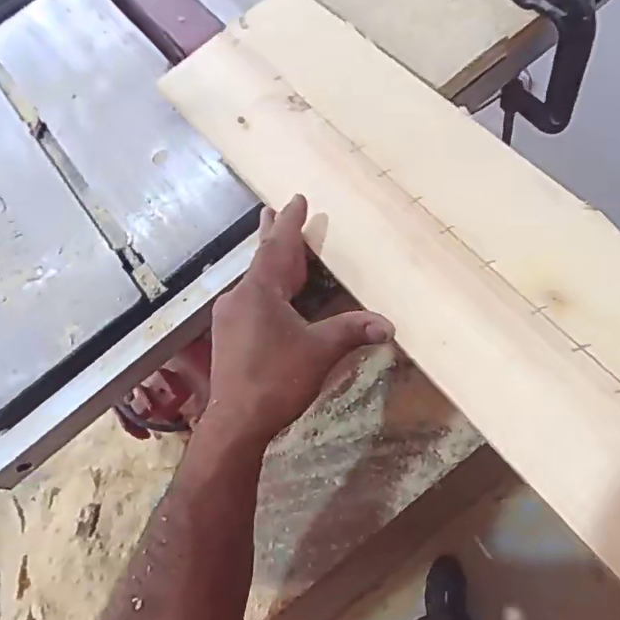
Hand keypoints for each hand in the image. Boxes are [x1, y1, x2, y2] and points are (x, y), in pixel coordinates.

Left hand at [202, 196, 393, 444]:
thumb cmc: (277, 378)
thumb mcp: (321, 351)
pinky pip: (252, 300)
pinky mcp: (231, 337)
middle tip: (273, 211)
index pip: (278, 248)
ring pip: (256, 281)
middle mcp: (240, 298)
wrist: (237, 420)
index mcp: (259, 292)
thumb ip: (353, 331)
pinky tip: (272, 297)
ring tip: (280, 251)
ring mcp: (231, 318)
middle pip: (262, 260)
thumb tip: (389, 325)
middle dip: (272, 236)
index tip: (297, 199)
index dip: (291, 224)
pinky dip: (267, 288)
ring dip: (270, 263)